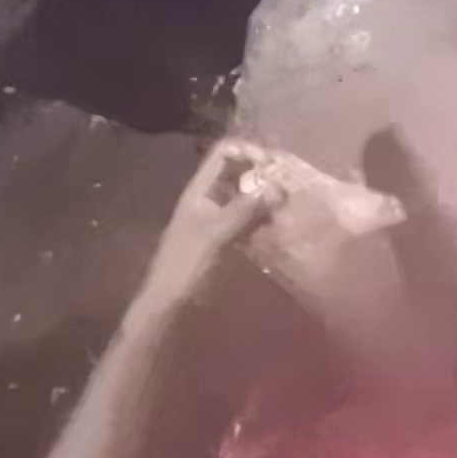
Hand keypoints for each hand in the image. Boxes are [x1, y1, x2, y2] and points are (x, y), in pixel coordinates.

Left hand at [132, 140, 279, 318]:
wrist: (168, 305)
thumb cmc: (187, 266)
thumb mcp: (217, 235)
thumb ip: (246, 210)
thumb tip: (278, 186)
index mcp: (199, 190)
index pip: (224, 153)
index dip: (248, 151)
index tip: (272, 164)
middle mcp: (208, 198)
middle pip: (237, 171)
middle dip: (261, 172)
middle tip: (287, 181)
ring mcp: (216, 218)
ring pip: (244, 194)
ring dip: (265, 194)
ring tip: (288, 200)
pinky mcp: (225, 237)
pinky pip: (247, 217)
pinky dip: (263, 215)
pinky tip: (279, 222)